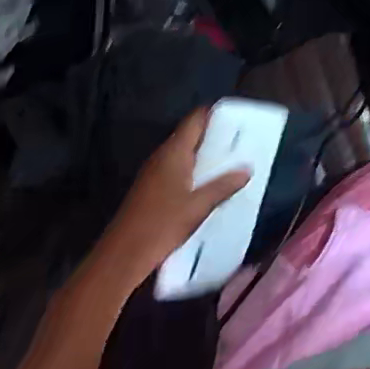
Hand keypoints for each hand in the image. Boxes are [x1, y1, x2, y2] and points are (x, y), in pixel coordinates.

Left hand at [91, 107, 250, 290]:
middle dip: (214, 136)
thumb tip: (246, 169)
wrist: (123, 254)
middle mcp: (163, 155)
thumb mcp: (199, 206)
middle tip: (240, 142)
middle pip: (191, 135)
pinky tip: (208, 185)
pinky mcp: (151, 188)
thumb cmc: (162, 224)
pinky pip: (177, 168)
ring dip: (205, 156)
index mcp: (174, 151)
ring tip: (231, 162)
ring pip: (184, 153)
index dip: (215, 114)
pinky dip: (194, 170)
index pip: (196, 119)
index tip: (237, 119)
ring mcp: (154, 171)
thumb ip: (223, 185)